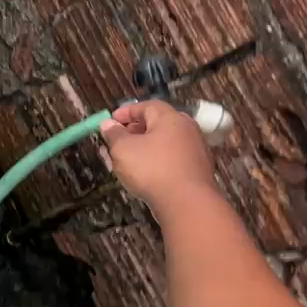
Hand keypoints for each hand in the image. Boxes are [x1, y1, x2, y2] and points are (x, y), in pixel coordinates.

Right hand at [99, 99, 217, 210]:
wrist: (186, 200)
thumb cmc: (151, 168)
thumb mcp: (122, 149)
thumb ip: (114, 134)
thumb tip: (108, 124)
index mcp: (170, 118)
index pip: (147, 106)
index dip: (127, 111)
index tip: (111, 121)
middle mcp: (186, 128)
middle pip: (159, 122)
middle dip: (136, 128)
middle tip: (119, 138)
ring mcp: (195, 148)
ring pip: (166, 140)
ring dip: (146, 144)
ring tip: (129, 157)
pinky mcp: (197, 167)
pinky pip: (173, 155)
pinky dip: (158, 157)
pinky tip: (146, 171)